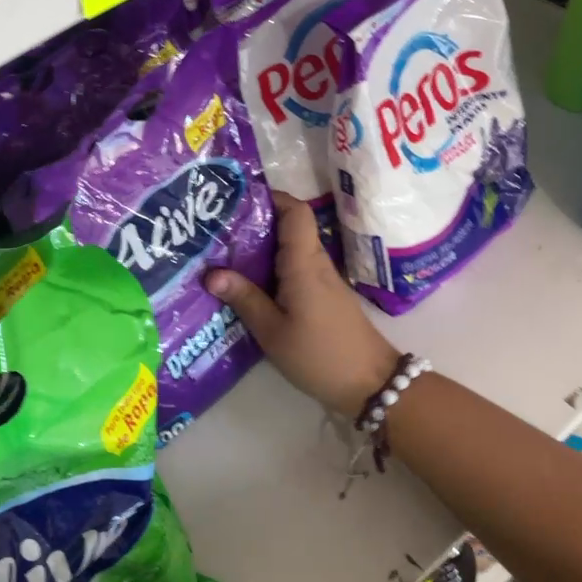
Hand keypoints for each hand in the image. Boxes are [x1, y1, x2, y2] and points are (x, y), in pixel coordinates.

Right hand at [206, 192, 399, 416]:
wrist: (372, 384)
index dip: (271, 197)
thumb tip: (209, 273)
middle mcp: (315, 263)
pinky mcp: (323, 296)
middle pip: (289, 226)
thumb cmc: (320, 356)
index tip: (238, 199)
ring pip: (290, 248)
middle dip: (255, 221)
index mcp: (303, 263)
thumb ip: (244, 299)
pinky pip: (295, 267)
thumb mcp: (273, 332)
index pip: (295, 212)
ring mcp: (322, 279)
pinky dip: (271, 266)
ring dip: (262, 245)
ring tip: (224, 252)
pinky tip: (248, 282)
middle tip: (217, 227)